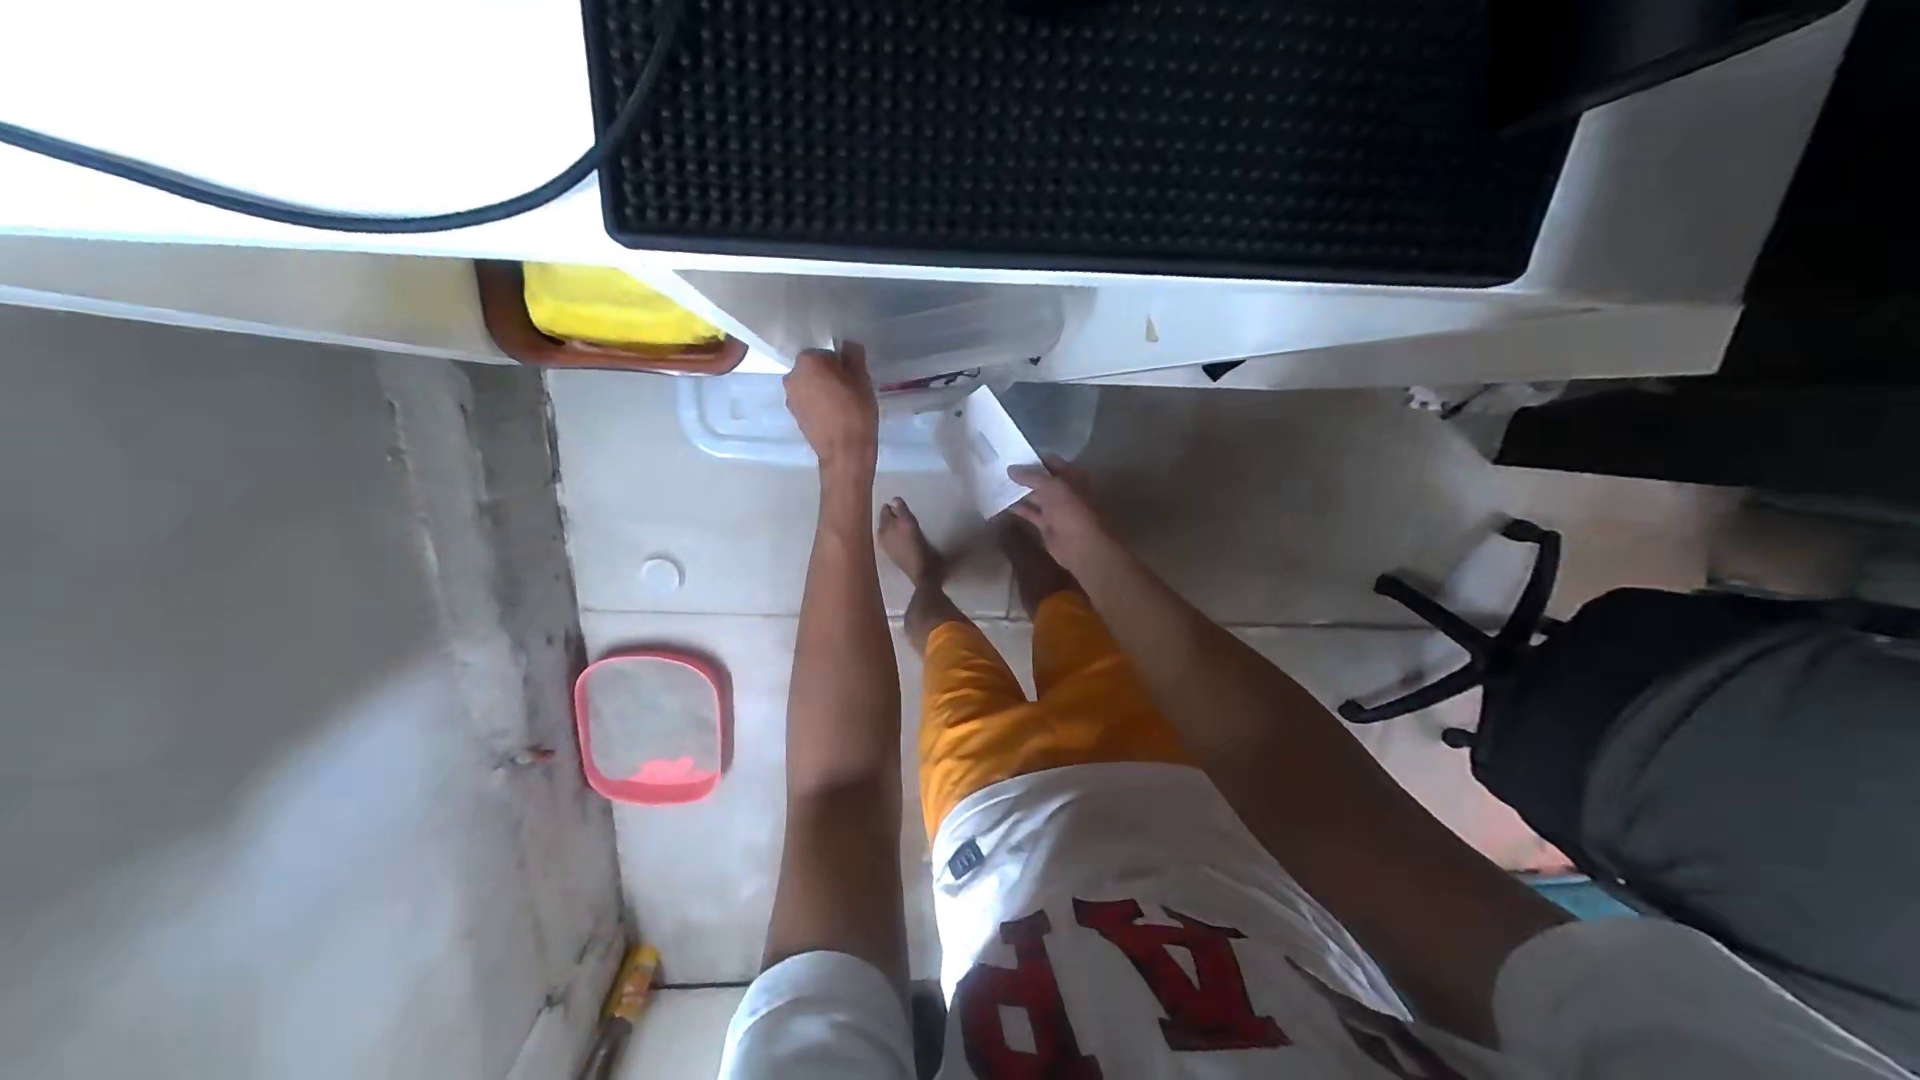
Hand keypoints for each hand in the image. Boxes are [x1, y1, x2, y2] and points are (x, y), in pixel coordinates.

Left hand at [784, 343, 878, 470]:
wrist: (844, 452)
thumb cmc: (856, 411)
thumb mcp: (862, 380)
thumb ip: (854, 357)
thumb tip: (849, 346)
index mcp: (807, 362)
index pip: (825, 353)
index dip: (840, 363)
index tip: (852, 376)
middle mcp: (792, 376)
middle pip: (812, 368)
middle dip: (827, 374)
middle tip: (848, 388)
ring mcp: (790, 397)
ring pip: (809, 385)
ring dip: (821, 389)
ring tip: (841, 404)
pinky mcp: (794, 415)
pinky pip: (807, 401)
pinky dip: (817, 404)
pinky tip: (833, 415)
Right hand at [1007, 454, 1112, 570]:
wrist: (1082, 545)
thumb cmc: (1072, 509)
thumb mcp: (1052, 486)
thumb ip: (1030, 476)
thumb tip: (1010, 468)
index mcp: (1071, 475)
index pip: (1049, 460)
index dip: (1032, 457)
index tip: (1010, 454)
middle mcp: (1064, 489)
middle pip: (1040, 478)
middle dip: (1022, 474)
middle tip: (998, 468)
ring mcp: (1055, 508)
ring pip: (1034, 496)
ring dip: (1018, 491)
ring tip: (996, 483)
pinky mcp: (1046, 524)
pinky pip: (1030, 513)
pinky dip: (1017, 508)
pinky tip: (1001, 502)